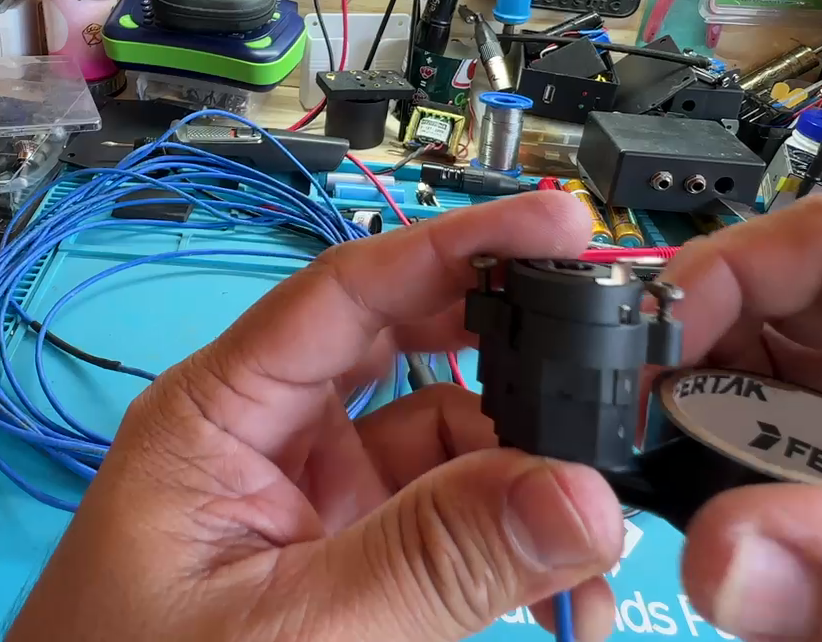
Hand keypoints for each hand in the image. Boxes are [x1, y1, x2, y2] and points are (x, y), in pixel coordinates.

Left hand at [8, 192, 628, 641]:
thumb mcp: (294, 630)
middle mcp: (270, 422)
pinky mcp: (345, 539)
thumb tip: (582, 497)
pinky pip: (439, 504)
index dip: (454, 244)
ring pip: (434, 424)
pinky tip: (559, 574)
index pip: (346, 288)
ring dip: (518, 454)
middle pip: (398, 337)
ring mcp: (313, 482)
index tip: (553, 221)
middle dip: (500, 333)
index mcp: (222, 404)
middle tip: (600, 334)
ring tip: (595, 497)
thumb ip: (433, 562)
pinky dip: (504, 526)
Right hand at [665, 195, 821, 638]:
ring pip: (794, 390)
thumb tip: (724, 555)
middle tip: (649, 431)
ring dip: (733, 437)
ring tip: (697, 491)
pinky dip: (764, 494)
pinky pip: (814, 460)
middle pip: (804, 314)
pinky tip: (757, 538)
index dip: (730, 272)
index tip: (650, 340)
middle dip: (715, 367)